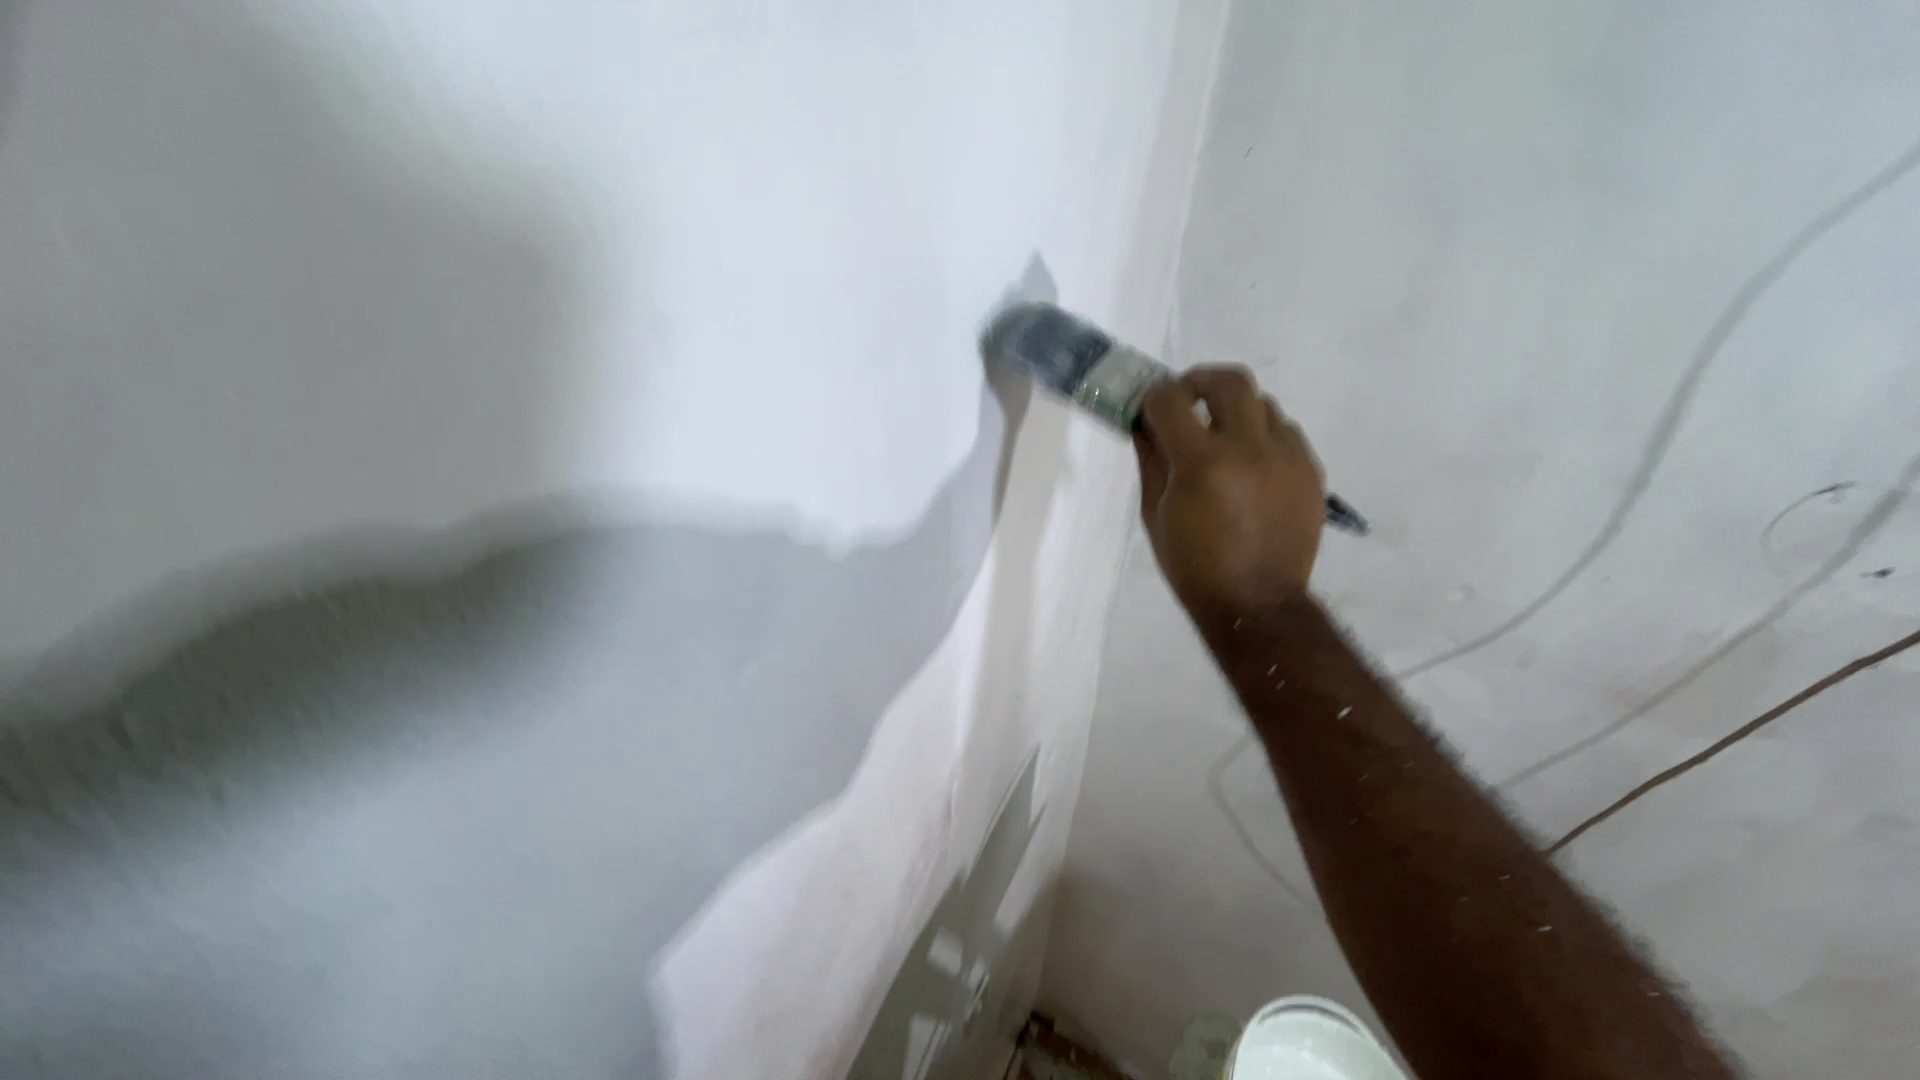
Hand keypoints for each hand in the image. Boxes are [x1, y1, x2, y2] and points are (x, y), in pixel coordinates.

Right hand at [1134, 366, 1325, 618]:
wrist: (1257, 603)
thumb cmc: (1194, 566)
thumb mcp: (1156, 515)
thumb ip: (1152, 461)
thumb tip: (1145, 425)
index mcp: (1202, 463)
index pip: (1170, 400)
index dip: (1153, 398)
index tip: (1150, 409)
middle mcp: (1249, 448)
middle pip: (1229, 381)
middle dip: (1200, 382)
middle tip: (1188, 400)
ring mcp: (1287, 457)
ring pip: (1263, 404)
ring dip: (1236, 411)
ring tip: (1224, 439)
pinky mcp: (1311, 470)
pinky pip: (1286, 433)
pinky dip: (1264, 437)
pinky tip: (1252, 466)